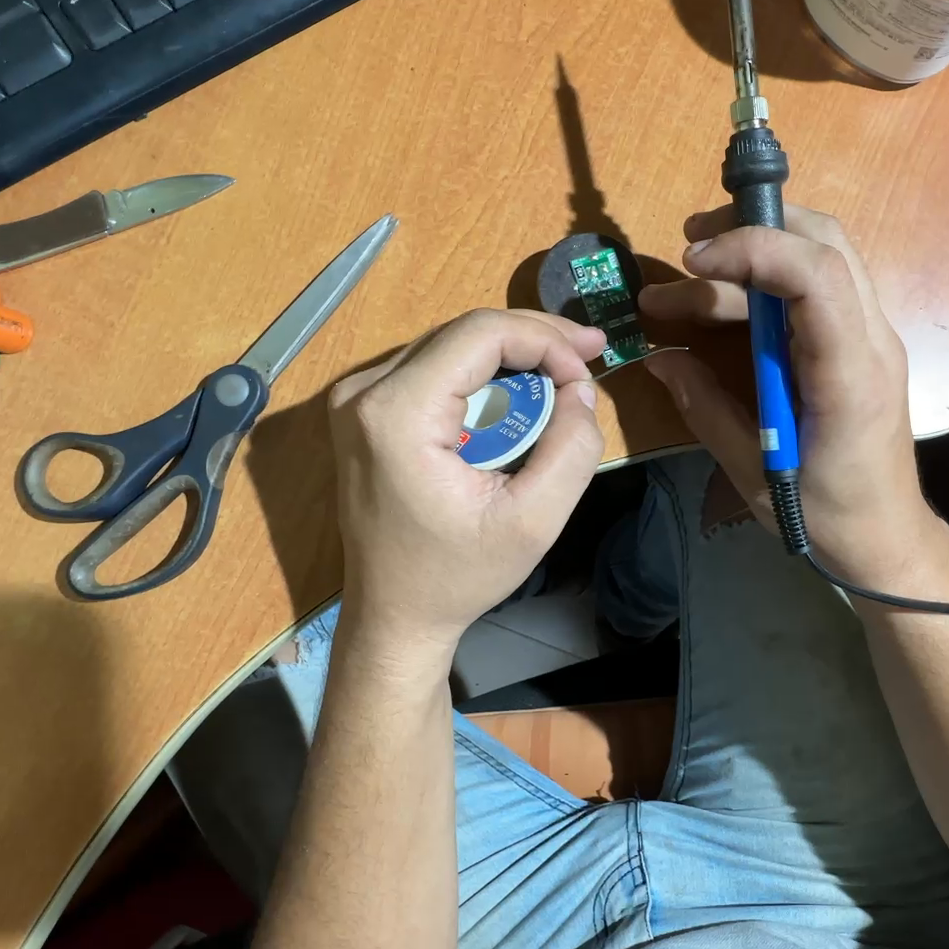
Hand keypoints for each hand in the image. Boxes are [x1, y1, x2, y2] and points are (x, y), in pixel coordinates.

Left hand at [328, 309, 606, 662]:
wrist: (393, 615)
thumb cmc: (457, 576)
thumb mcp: (532, 524)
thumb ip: (571, 450)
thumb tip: (581, 390)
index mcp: (397, 413)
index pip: (480, 334)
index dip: (544, 340)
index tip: (585, 376)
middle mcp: (365, 391)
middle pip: (464, 333)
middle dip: (535, 340)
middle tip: (592, 353)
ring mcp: (357, 398)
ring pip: (451, 345)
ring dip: (513, 354)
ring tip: (566, 370)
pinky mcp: (363, 411)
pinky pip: (434, 368)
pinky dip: (484, 374)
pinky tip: (522, 388)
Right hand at [639, 205, 948, 586]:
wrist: (887, 538)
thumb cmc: (826, 518)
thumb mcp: (754, 473)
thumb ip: (706, 409)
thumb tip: (661, 358)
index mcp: (849, 375)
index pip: (817, 275)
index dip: (753, 249)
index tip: (692, 262)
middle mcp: (872, 341)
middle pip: (824, 243)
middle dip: (752, 228)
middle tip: (687, 248)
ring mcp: (872, 339)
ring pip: (822, 257)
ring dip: (754, 256)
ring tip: (683, 283)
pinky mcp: (859, 347)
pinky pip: (817, 290)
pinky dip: (768, 282)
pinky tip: (723, 306)